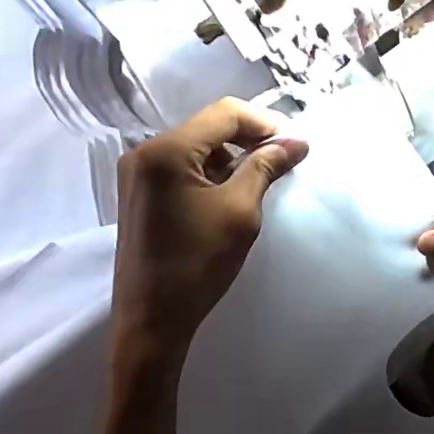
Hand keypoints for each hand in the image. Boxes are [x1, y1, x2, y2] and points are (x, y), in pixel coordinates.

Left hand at [113, 98, 308, 349]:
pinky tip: (229, 194)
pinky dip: (209, 173)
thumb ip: (265, 168)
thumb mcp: (240, 211)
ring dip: (230, 157)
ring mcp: (137, 173)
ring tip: (259, 181)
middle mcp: (144, 152)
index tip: (293, 145)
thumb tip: (296, 141)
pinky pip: (181, 168)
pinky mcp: (139, 193)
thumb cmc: (198, 264)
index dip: (264, 122)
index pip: (223, 114)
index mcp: (165, 151)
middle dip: (248, 139)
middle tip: (283, 161)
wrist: (151, 319)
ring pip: (195, 147)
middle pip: (207, 127)